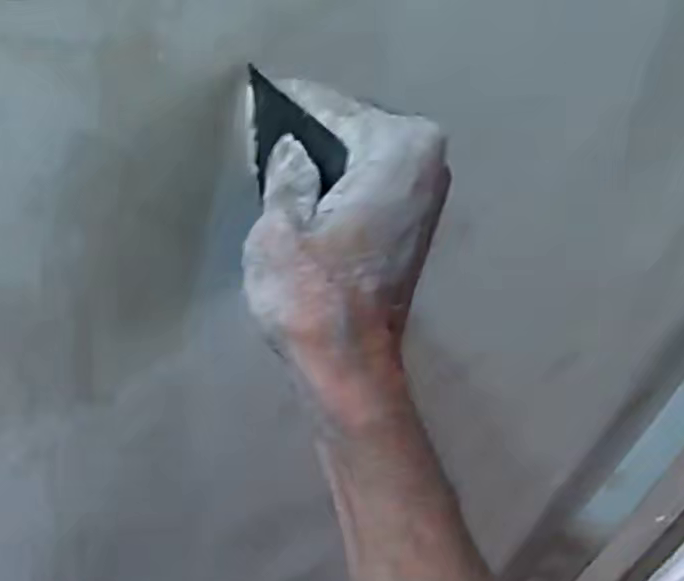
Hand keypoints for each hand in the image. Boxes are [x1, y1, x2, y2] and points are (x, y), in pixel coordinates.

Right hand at [243, 82, 449, 422]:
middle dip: (307, 144)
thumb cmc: (310, 299)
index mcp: (399, 148)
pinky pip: (363, 196)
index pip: (331, 112)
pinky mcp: (408, 234)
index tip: (257, 109)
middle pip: (350, 138)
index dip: (288, 113)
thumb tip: (291, 151)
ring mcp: (422, 201)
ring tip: (274, 180)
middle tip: (260, 150)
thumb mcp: (278, 231)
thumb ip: (284, 177)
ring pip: (356, 169)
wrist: (345, 369)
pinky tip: (301, 213)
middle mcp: (425, 163)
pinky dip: (333, 199)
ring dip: (319, 175)